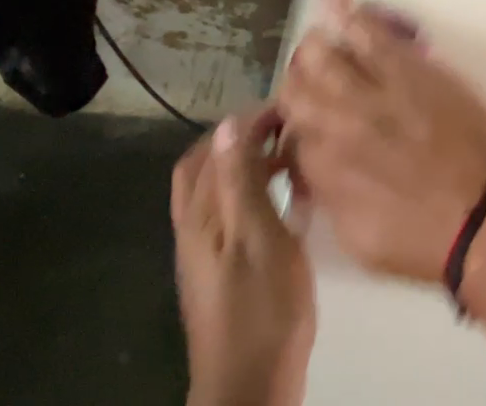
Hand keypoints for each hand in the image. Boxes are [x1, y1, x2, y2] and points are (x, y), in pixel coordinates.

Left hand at [172, 106, 313, 405]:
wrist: (249, 385)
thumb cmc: (261, 308)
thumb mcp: (258, 237)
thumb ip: (242, 181)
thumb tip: (228, 123)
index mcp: (200, 215)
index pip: (216, 148)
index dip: (249, 122)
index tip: (288, 108)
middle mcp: (195, 227)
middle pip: (206, 166)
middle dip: (241, 138)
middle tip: (284, 129)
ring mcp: (207, 252)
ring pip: (219, 190)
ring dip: (248, 164)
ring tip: (290, 158)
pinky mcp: (224, 271)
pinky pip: (233, 214)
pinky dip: (256, 194)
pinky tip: (289, 203)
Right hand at [279, 0, 485, 283]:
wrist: (485, 214)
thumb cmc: (424, 239)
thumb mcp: (358, 236)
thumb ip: (330, 197)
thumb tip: (318, 176)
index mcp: (320, 168)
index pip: (290, 135)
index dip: (297, 129)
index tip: (307, 128)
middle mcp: (334, 123)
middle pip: (298, 88)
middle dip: (299, 85)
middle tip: (313, 85)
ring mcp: (370, 91)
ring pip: (323, 55)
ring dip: (316, 47)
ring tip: (319, 42)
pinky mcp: (407, 67)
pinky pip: (369, 31)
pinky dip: (347, 12)